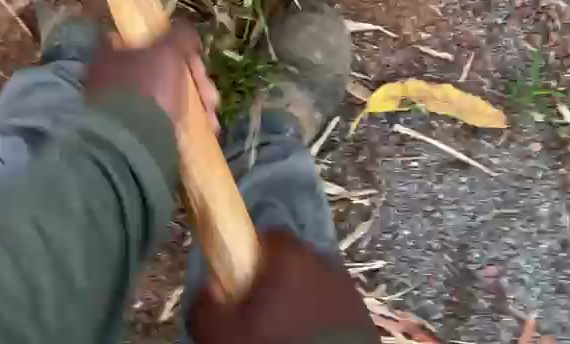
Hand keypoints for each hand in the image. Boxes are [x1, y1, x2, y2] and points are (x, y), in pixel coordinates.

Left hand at [84, 21, 218, 128]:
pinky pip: (165, 119)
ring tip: (211, 115)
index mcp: (110, 54)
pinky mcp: (133, 134)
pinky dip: (186, 121)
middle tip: (207, 91)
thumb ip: (180, 35)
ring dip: (196, 102)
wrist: (134, 148)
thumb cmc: (149, 89)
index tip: (189, 52)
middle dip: (193, 78)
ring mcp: (121, 109)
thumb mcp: (169, 52)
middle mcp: (110, 79)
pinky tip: (207, 128)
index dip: (169, 40)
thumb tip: (187, 28)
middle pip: (161, 67)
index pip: (140, 36)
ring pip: (167, 94)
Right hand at [188, 230, 377, 343]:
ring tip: (284, 332)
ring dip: (299, 302)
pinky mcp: (364, 316)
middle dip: (275, 282)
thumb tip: (206, 288)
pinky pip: (333, 309)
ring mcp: (348, 288)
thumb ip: (205, 305)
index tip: (238, 285)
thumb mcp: (222, 335)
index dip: (248, 257)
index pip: (266, 236)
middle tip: (259, 316)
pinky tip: (308, 340)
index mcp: (290, 255)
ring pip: (313, 285)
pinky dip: (320, 320)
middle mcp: (324, 260)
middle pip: (291, 261)